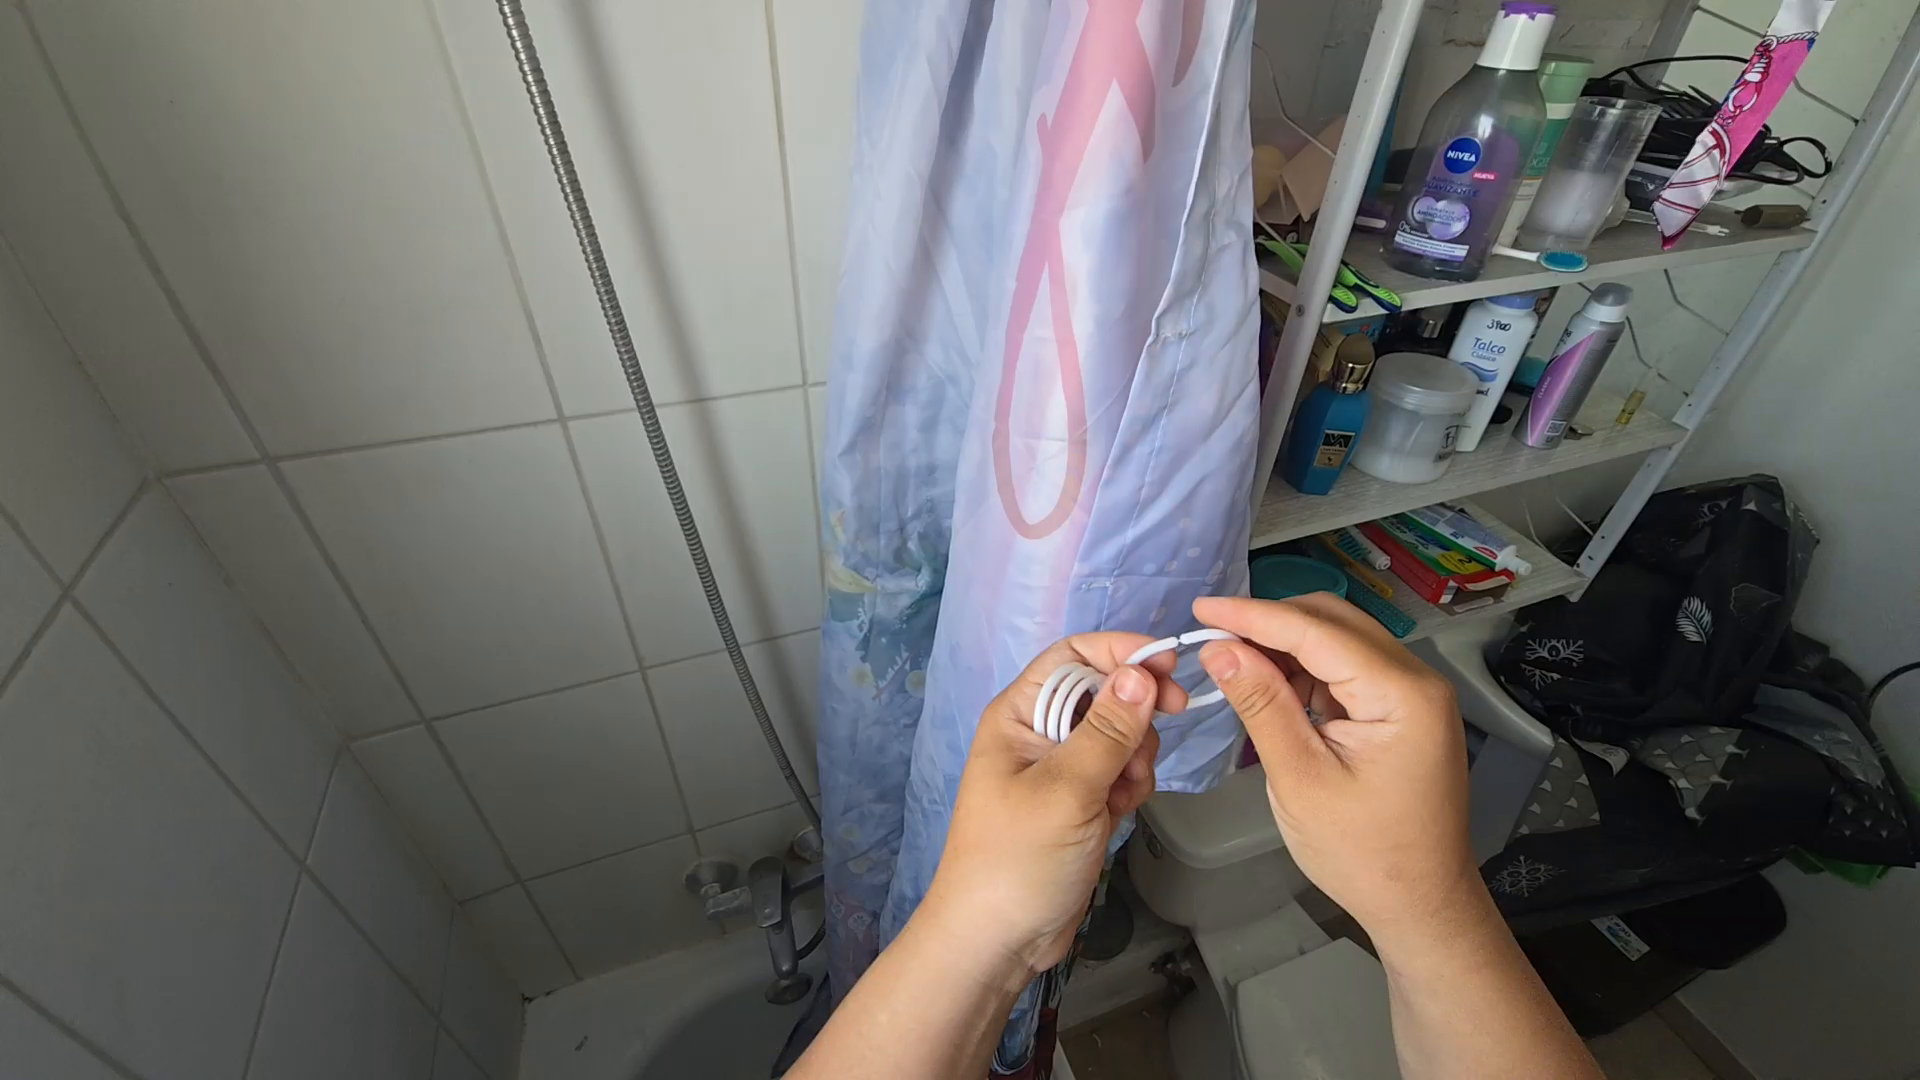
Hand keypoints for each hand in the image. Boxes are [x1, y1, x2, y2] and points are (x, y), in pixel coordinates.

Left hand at [921, 633, 1187, 981]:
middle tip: (1145, 751)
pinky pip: (1121, 770)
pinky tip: (1119, 812)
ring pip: (1120, 733)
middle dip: (1133, 716)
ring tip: (1122, 795)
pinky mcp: (1081, 798)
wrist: (998, 940)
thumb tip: (1140, 673)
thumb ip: (1108, 731)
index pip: (1073, 655)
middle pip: (1104, 692)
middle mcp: (1039, 730)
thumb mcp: (1067, 790)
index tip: (1169, 667)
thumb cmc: (1018, 858)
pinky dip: (1130, 785)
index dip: (1120, 652)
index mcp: (1020, 712)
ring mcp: (1062, 766)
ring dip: (1134, 757)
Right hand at [1192, 594, 1478, 942]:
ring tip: (1232, 663)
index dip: (1253, 616)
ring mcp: (1410, 691)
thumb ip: (1261, 704)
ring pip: (1334, 637)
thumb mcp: (1299, 778)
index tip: (1200, 607)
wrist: (1419, 906)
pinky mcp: (1397, 706)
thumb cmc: (1360, 852)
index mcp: (1403, 695)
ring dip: (1281, 643)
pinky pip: (1341, 664)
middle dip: (1268, 622)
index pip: (1316, 632)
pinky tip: (1268, 683)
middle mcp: (1415, 679)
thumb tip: (1218, 648)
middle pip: (1331, 620)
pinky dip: (1299, 666)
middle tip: (1212, 637)